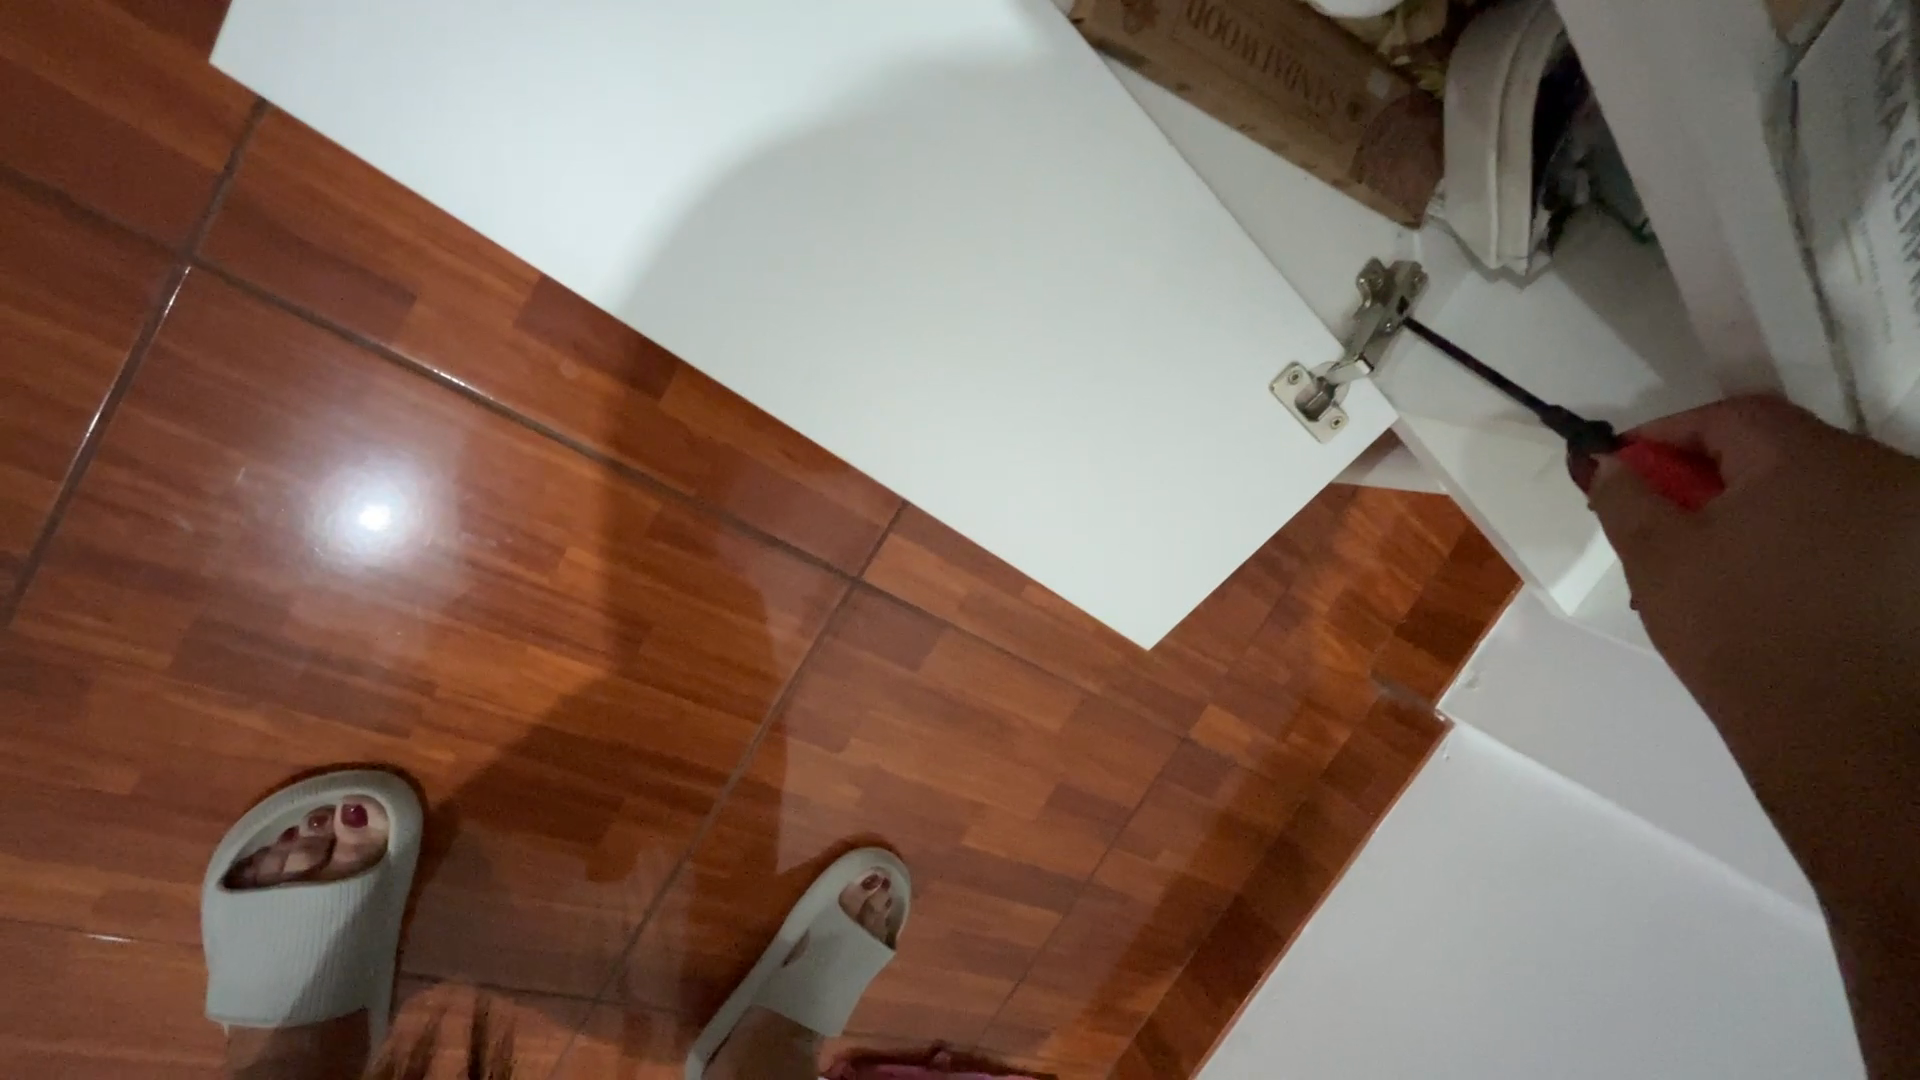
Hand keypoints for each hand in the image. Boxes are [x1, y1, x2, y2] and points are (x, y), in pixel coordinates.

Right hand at [1589, 394, 1919, 1077]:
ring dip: (1746, 513)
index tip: (1620, 470)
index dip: (1667, 434)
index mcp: (1812, 463)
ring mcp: (1914, 526)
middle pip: (1775, 452)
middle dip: (1705, 479)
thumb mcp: (1657, 557)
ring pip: (1810, 495)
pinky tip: (1757, 592)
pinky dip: (1791, 544)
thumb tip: (1605, 460)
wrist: (1843, 735)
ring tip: (1700, 570)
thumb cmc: (1735, 630)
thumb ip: (1625, 496)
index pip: (1731, 414)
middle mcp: (1885, 477)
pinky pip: (1845, 531)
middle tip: (1654, 525)